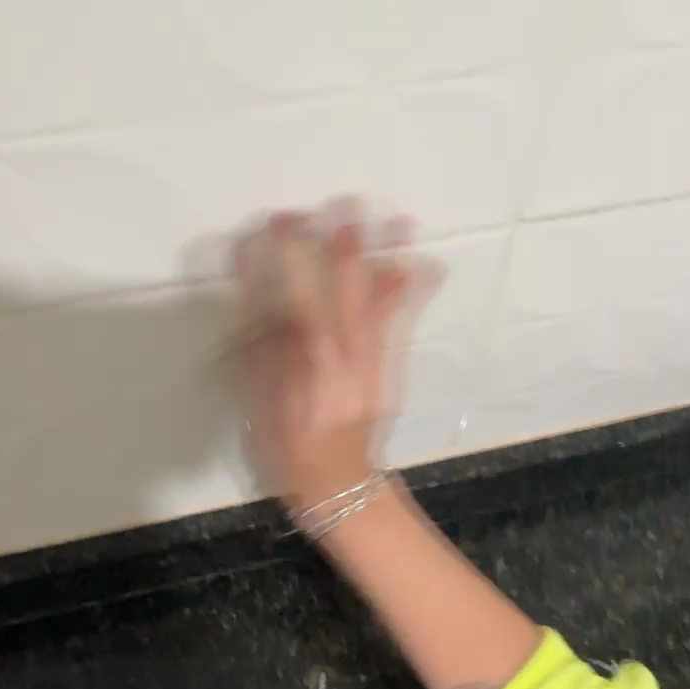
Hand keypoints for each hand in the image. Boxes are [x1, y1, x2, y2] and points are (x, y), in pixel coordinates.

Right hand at [231, 199, 434, 512]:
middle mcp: (338, 349)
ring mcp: (366, 355)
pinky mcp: (384, 365)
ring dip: (384, 256)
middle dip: (336, 243)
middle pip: (337, 285)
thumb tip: (260, 302)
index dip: (281, 255)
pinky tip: (428, 268)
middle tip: (341, 204)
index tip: (274, 222)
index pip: (288, 292)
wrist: (338, 482)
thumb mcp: (260, 402)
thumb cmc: (289, 446)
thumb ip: (261, 351)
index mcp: (300, 357)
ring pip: (374, 296)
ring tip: (400, 220)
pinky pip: (399, 323)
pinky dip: (412, 294)